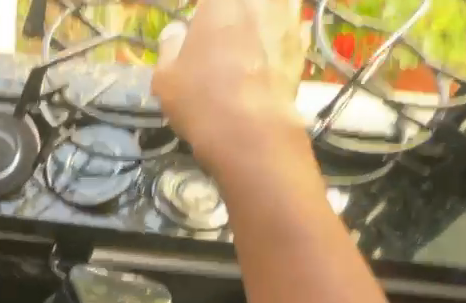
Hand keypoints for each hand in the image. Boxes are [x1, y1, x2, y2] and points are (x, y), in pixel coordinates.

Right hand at [152, 0, 311, 179]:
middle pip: (245, 1)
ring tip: (250, 32)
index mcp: (220, 2)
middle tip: (222, 29)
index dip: (203, 9)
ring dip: (262, 14)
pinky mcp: (300, 39)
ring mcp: (285, 15)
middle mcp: (256, 0)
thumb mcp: (165, 78)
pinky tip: (269, 47)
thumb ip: (169, 46)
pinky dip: (281, 29)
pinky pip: (292, 23)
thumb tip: (175, 30)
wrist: (247, 127)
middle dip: (232, 11)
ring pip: (274, 4)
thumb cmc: (199, 98)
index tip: (197, 21)